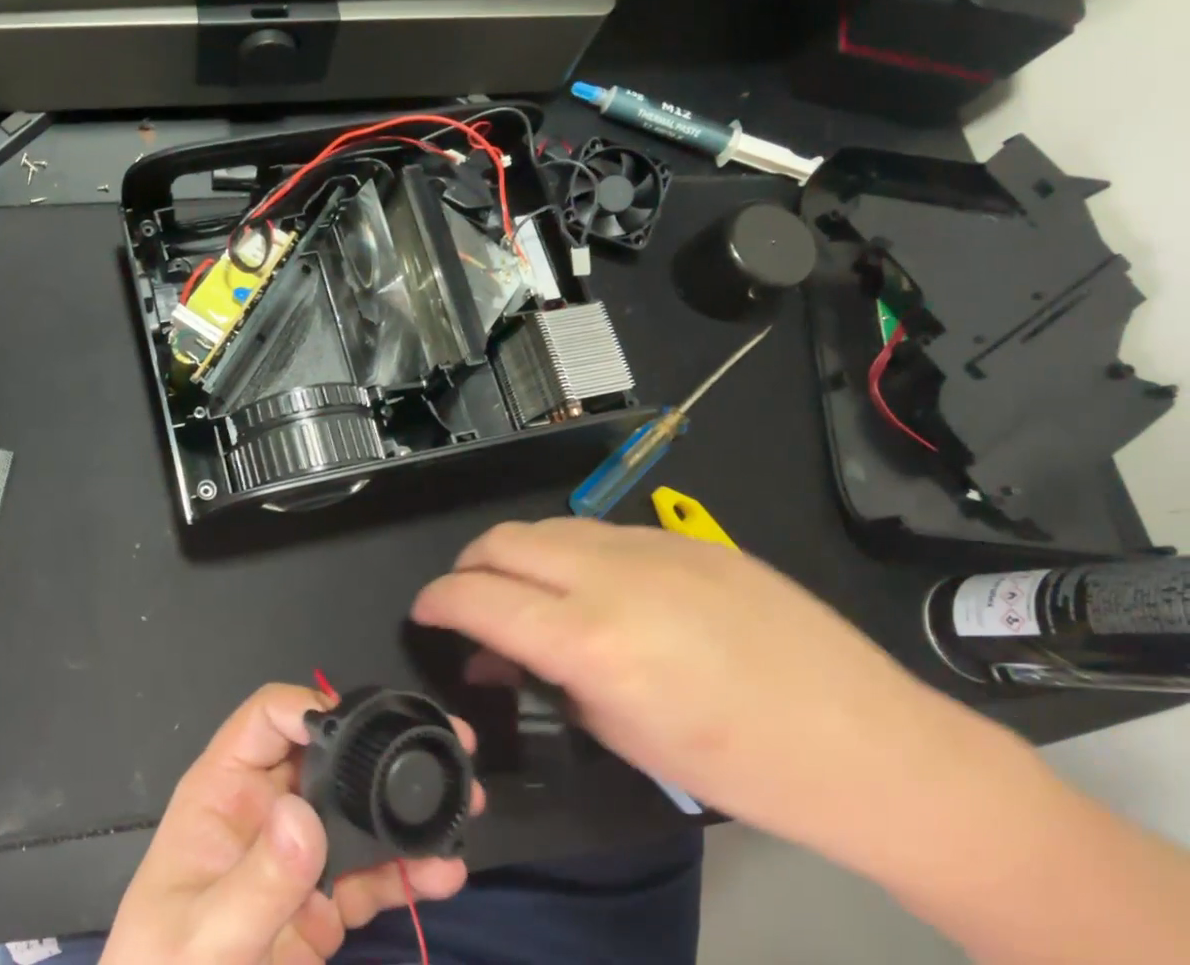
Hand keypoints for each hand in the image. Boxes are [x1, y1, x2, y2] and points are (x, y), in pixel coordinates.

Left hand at [102, 684, 482, 964]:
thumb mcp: (205, 934)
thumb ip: (257, 881)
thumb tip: (304, 813)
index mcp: (222, 793)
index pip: (266, 722)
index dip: (312, 708)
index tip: (368, 725)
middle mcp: (264, 812)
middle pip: (327, 758)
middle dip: (384, 751)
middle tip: (446, 748)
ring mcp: (297, 858)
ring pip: (358, 813)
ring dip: (408, 810)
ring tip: (463, 808)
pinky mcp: (323, 903)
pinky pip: (371, 874)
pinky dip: (409, 871)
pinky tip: (445, 873)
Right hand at [412, 518, 1009, 857]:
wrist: (870, 748)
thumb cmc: (739, 769)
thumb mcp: (620, 735)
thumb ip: (543, 681)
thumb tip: (494, 657)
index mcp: (589, 641)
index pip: (475, 596)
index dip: (434, 602)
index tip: (426, 616)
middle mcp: (612, 578)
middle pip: (501, 541)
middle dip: (468, 569)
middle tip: (469, 605)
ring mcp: (656, 548)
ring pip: (548, 527)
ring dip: (517, 555)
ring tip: (527, 594)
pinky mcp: (694, 540)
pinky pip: (604, 532)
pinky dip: (573, 553)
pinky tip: (596, 590)